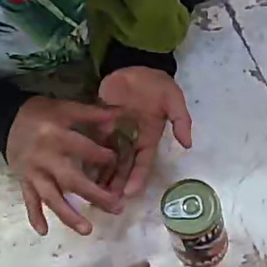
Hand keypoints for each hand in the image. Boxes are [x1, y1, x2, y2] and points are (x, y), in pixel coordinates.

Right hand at [7, 97, 122, 236]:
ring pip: (51, 197)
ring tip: (87, 231)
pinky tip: (44, 232)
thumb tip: (119, 114)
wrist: (4, 119)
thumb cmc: (40, 113)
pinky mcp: (23, 181)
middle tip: (116, 208)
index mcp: (57, 136)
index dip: (104, 157)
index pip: (85, 150)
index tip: (119, 162)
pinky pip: (29, 200)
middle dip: (95, 196)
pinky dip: (35, 216)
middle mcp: (45, 158)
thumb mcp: (65, 108)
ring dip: (69, 215)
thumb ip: (91, 113)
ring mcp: (33, 173)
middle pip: (72, 181)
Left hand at [96, 67, 193, 198]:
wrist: (135, 64)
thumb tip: (188, 144)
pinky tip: (78, 170)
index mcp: (149, 137)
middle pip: (124, 167)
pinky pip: (92, 143)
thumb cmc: (156, 84)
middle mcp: (131, 139)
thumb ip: (181, 120)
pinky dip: (87, 156)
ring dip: (101, 175)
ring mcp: (115, 132)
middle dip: (117, 184)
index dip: (137, 178)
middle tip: (107, 202)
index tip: (129, 193)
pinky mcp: (99, 123)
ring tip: (91, 193)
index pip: (143, 162)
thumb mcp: (173, 99)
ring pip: (107, 159)